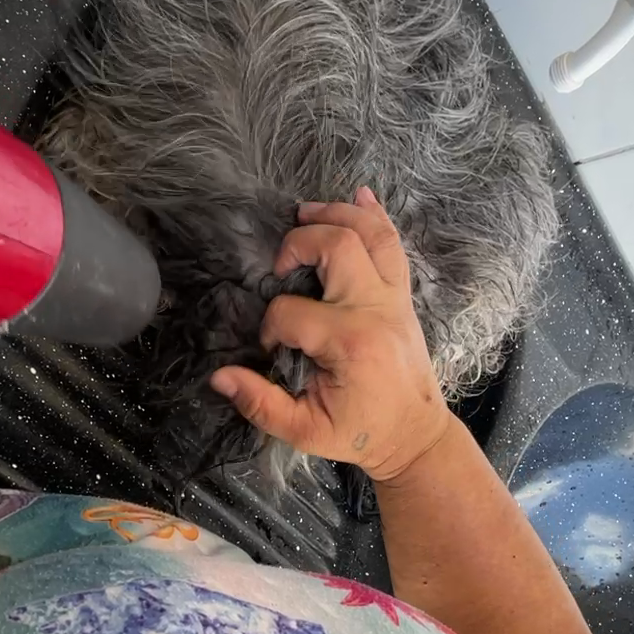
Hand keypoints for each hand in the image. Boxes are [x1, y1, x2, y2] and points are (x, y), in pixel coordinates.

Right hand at [209, 187, 458, 482]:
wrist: (415, 436)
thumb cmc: (360, 434)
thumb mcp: (304, 431)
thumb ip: (261, 405)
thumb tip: (219, 377)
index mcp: (350, 343)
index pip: (290, 312)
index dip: (269, 328)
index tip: (271, 351)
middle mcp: (376, 310)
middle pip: (338, 246)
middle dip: (297, 246)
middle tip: (281, 269)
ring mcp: (394, 298)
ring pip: (371, 233)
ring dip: (336, 215)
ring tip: (304, 214)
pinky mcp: (402, 296)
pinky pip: (393, 244)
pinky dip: (375, 217)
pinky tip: (358, 197)